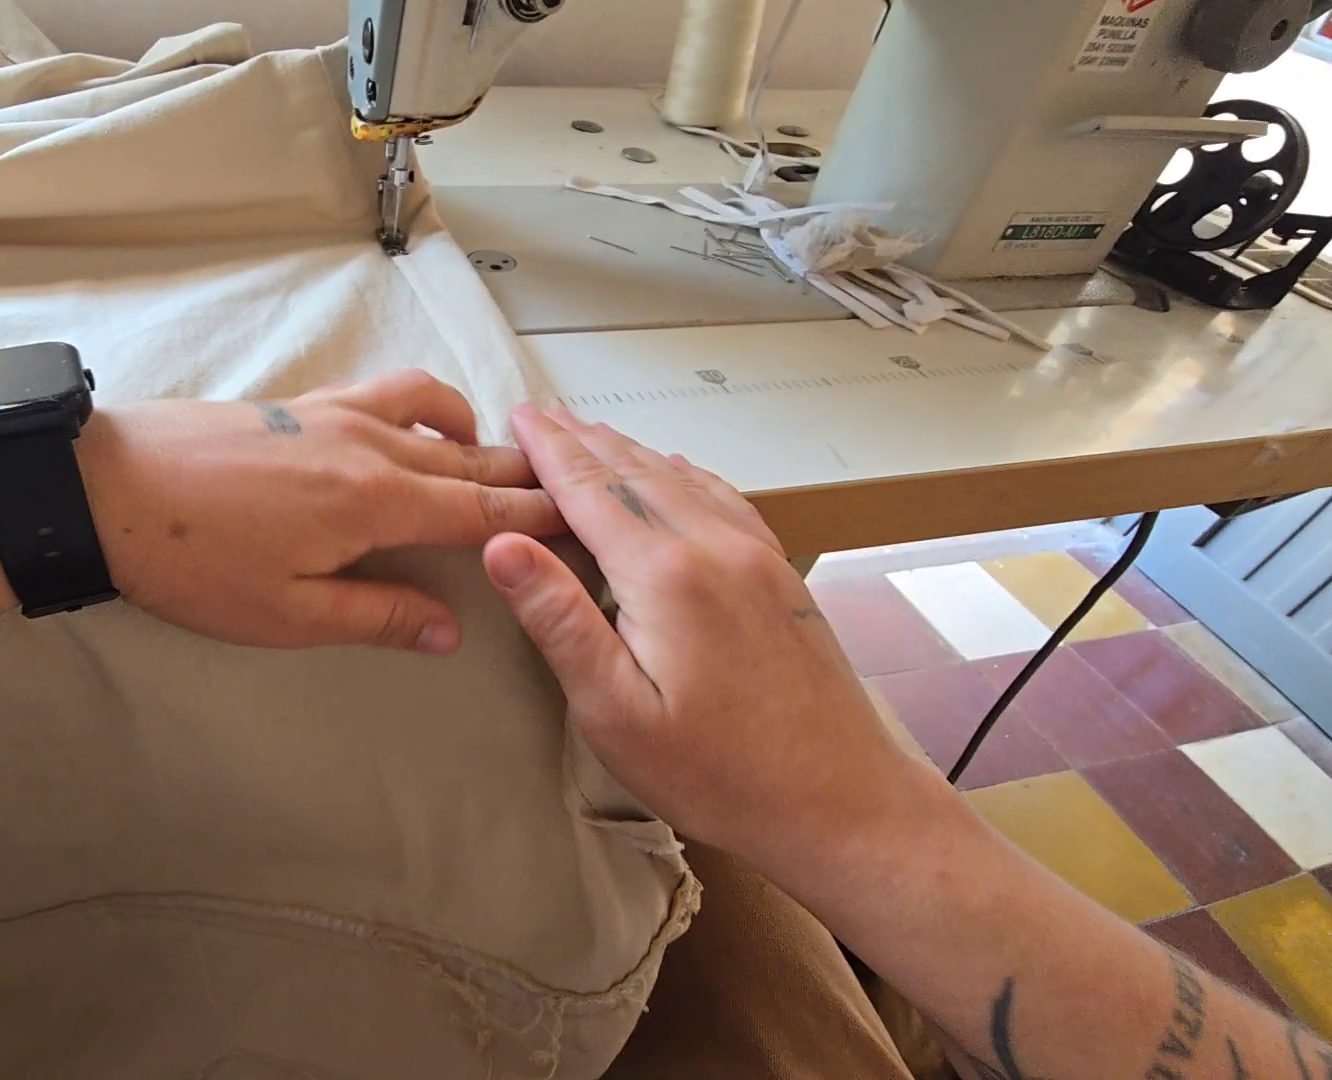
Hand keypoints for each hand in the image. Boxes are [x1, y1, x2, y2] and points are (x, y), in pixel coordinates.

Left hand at [77, 371, 564, 654]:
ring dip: (474, 432)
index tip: (582, 514)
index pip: (479, 508)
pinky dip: (423, 406)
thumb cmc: (196, 562)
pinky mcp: (302, 403)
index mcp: (374, 501)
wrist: (110, 487)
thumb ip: (378, 617)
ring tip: (491, 454)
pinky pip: (386, 393)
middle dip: (523, 471)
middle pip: (468, 456)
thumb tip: (451, 629)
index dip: (535, 515)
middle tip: (568, 481)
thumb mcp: (288, 614)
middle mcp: (368, 445)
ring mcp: (334, 413)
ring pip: (431, 410)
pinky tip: (413, 428)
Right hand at [479, 405, 935, 871]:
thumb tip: (502, 544)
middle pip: (633, 471)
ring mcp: (755, 555)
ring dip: (625, 448)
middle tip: (540, 412)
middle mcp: (714, 545)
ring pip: (677, 477)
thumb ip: (558, 618)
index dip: (549, 451)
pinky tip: (672, 466)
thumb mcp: (613, 709)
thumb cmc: (716, 771)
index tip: (519, 416)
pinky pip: (721, 497)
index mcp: (665, 573)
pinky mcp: (779, 573)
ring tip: (588, 429)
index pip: (590, 490)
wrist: (844, 806)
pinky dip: (681, 470)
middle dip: (580, 439)